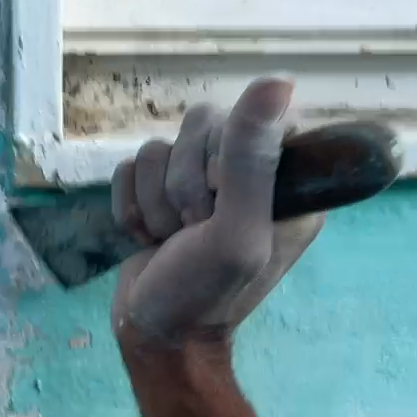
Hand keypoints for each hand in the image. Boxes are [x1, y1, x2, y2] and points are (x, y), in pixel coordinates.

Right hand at [109, 77, 321, 351]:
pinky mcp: (158, 194)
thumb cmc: (203, 295)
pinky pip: (130, 167)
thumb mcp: (236, 234)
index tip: (221, 202)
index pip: (253, 118)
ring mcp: (199, 185)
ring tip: (170, 240)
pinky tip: (148, 238)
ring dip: (154, 202)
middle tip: (192, 230)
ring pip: (158, 148)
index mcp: (286, 183)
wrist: (154, 336)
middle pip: (199, 125)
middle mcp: (246, 177)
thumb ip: (252, 162)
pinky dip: (130, 207)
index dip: (223, 156)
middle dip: (182, 186)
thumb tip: (276, 80)